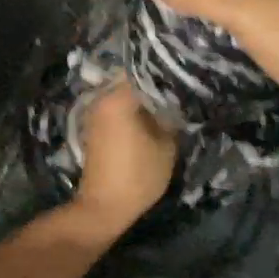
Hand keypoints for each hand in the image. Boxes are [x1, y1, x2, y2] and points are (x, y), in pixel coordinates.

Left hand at [71, 83, 177, 236]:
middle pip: (131, 79)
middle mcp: (102, 98)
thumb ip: (171, 118)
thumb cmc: (138, 175)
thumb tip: (176, 101)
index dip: (166, 73)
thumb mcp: (166, 146)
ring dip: (143, 96)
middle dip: (154, 83)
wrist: (103, 206)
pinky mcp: (95, 126)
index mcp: (118, 98)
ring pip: (123, 93)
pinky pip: (116, 107)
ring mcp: (95, 112)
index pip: (144, 71)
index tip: (183, 76)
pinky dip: (132, 108)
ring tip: (167, 101)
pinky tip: (150, 115)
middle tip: (177, 88)